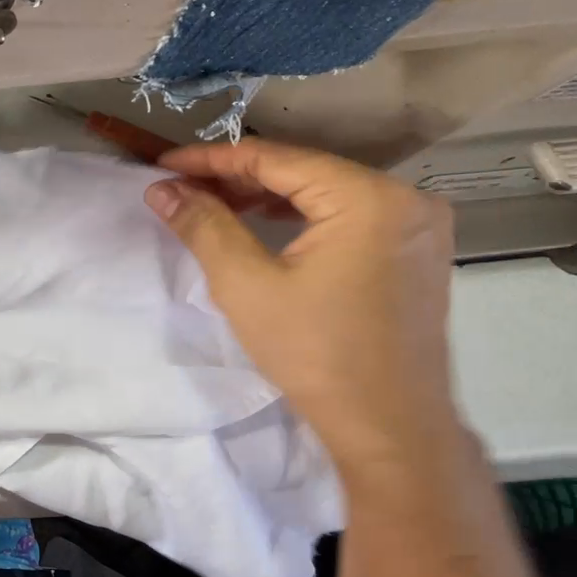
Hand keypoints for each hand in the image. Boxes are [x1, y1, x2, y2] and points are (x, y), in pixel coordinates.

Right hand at [144, 139, 462, 468]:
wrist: (385, 417)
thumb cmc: (311, 348)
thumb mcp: (243, 283)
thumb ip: (203, 225)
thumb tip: (162, 189)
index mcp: (370, 199)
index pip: (278, 159)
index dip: (211, 159)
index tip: (160, 166)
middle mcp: (406, 200)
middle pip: (304, 171)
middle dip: (235, 177)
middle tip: (176, 187)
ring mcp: (417, 226)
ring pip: (324, 192)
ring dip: (263, 195)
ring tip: (206, 204)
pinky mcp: (412, 251)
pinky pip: (345, 215)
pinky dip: (296, 215)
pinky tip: (257, 224)